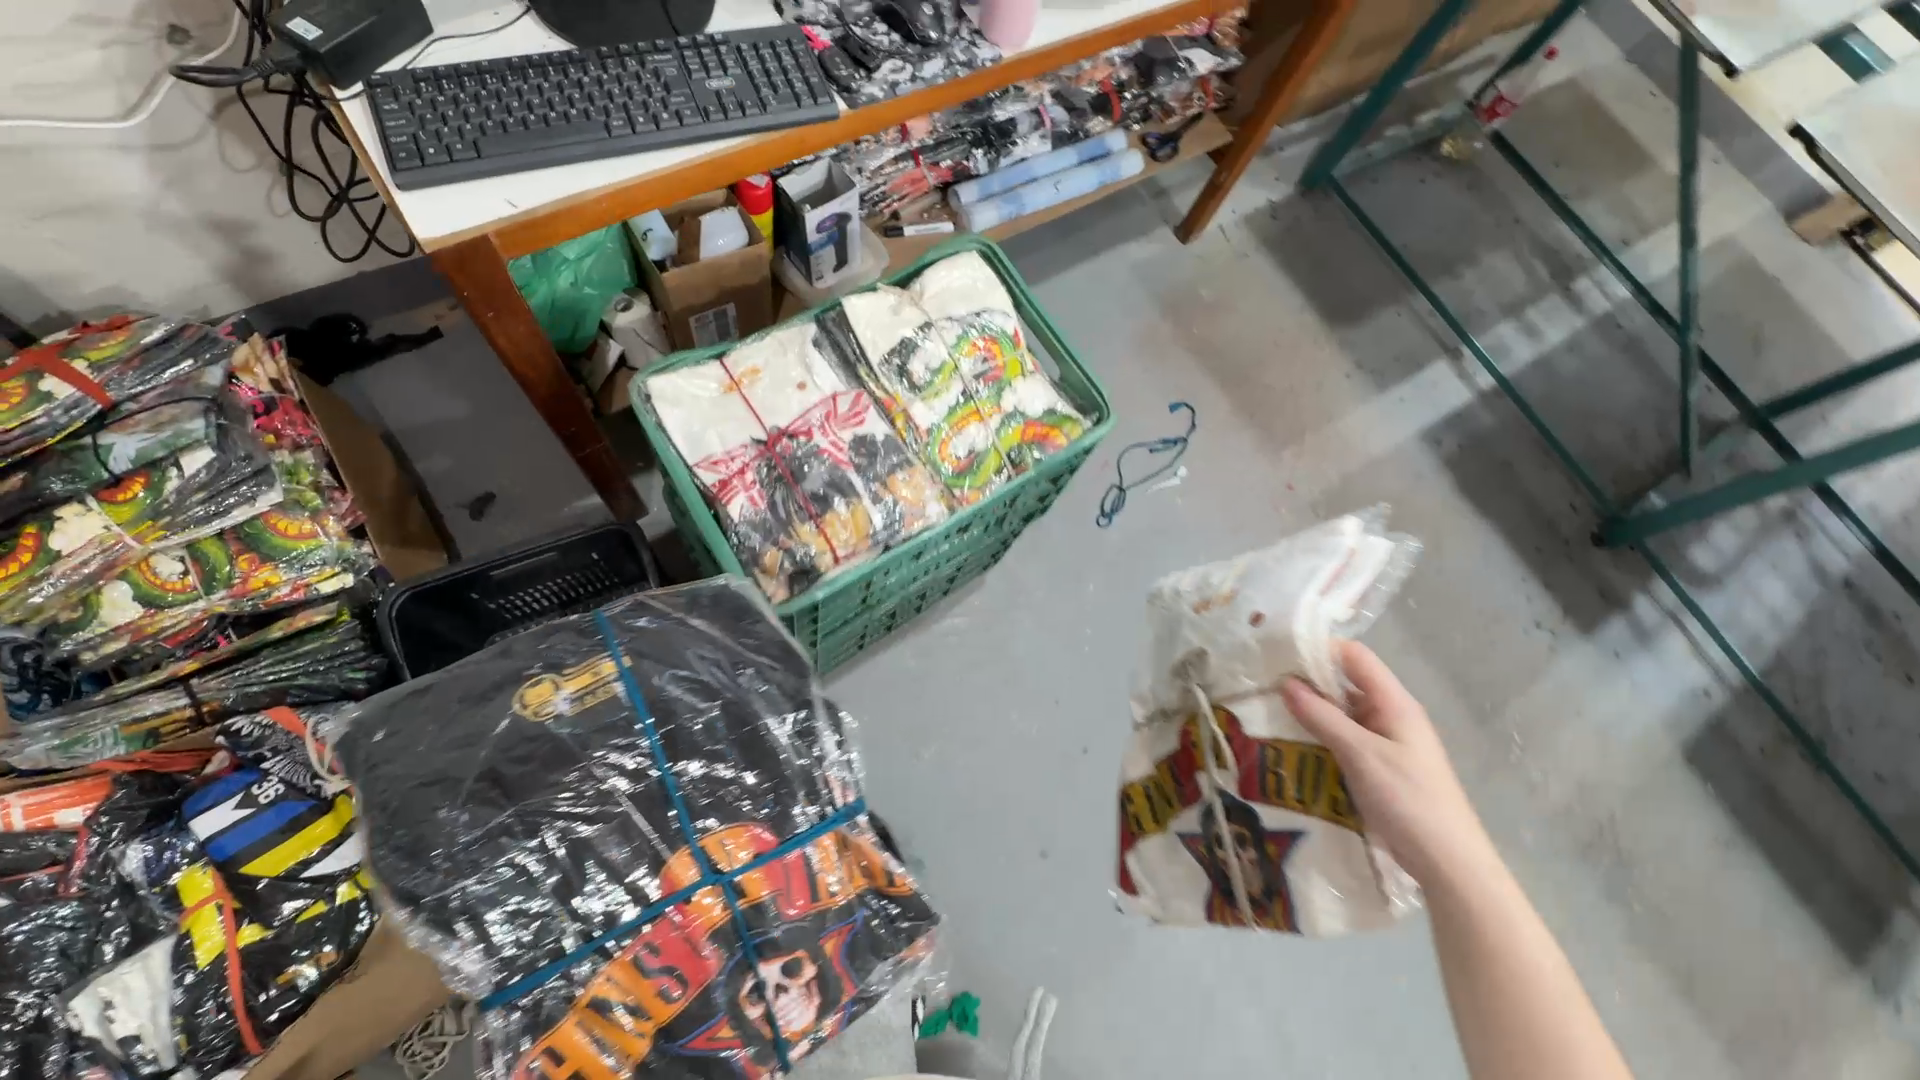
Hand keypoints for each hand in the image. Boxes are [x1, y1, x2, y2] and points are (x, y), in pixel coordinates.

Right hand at [1281, 641, 1495, 888]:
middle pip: (1347, 683)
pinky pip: (1345, 740)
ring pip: (1344, 714)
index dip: (1320, 650)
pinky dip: (1321, 738)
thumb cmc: (1407, 799)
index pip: (1355, 657)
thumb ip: (1322, 717)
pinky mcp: (1380, 767)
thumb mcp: (1360, 754)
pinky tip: (1295, 748)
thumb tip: (1286, 683)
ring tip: (1271, 715)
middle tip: (1266, 688)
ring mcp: (1387, 742)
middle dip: (1309, 683)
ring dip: (1312, 713)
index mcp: (1394, 703)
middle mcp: (1391, 715)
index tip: (1280, 657)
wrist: (1447, 860)